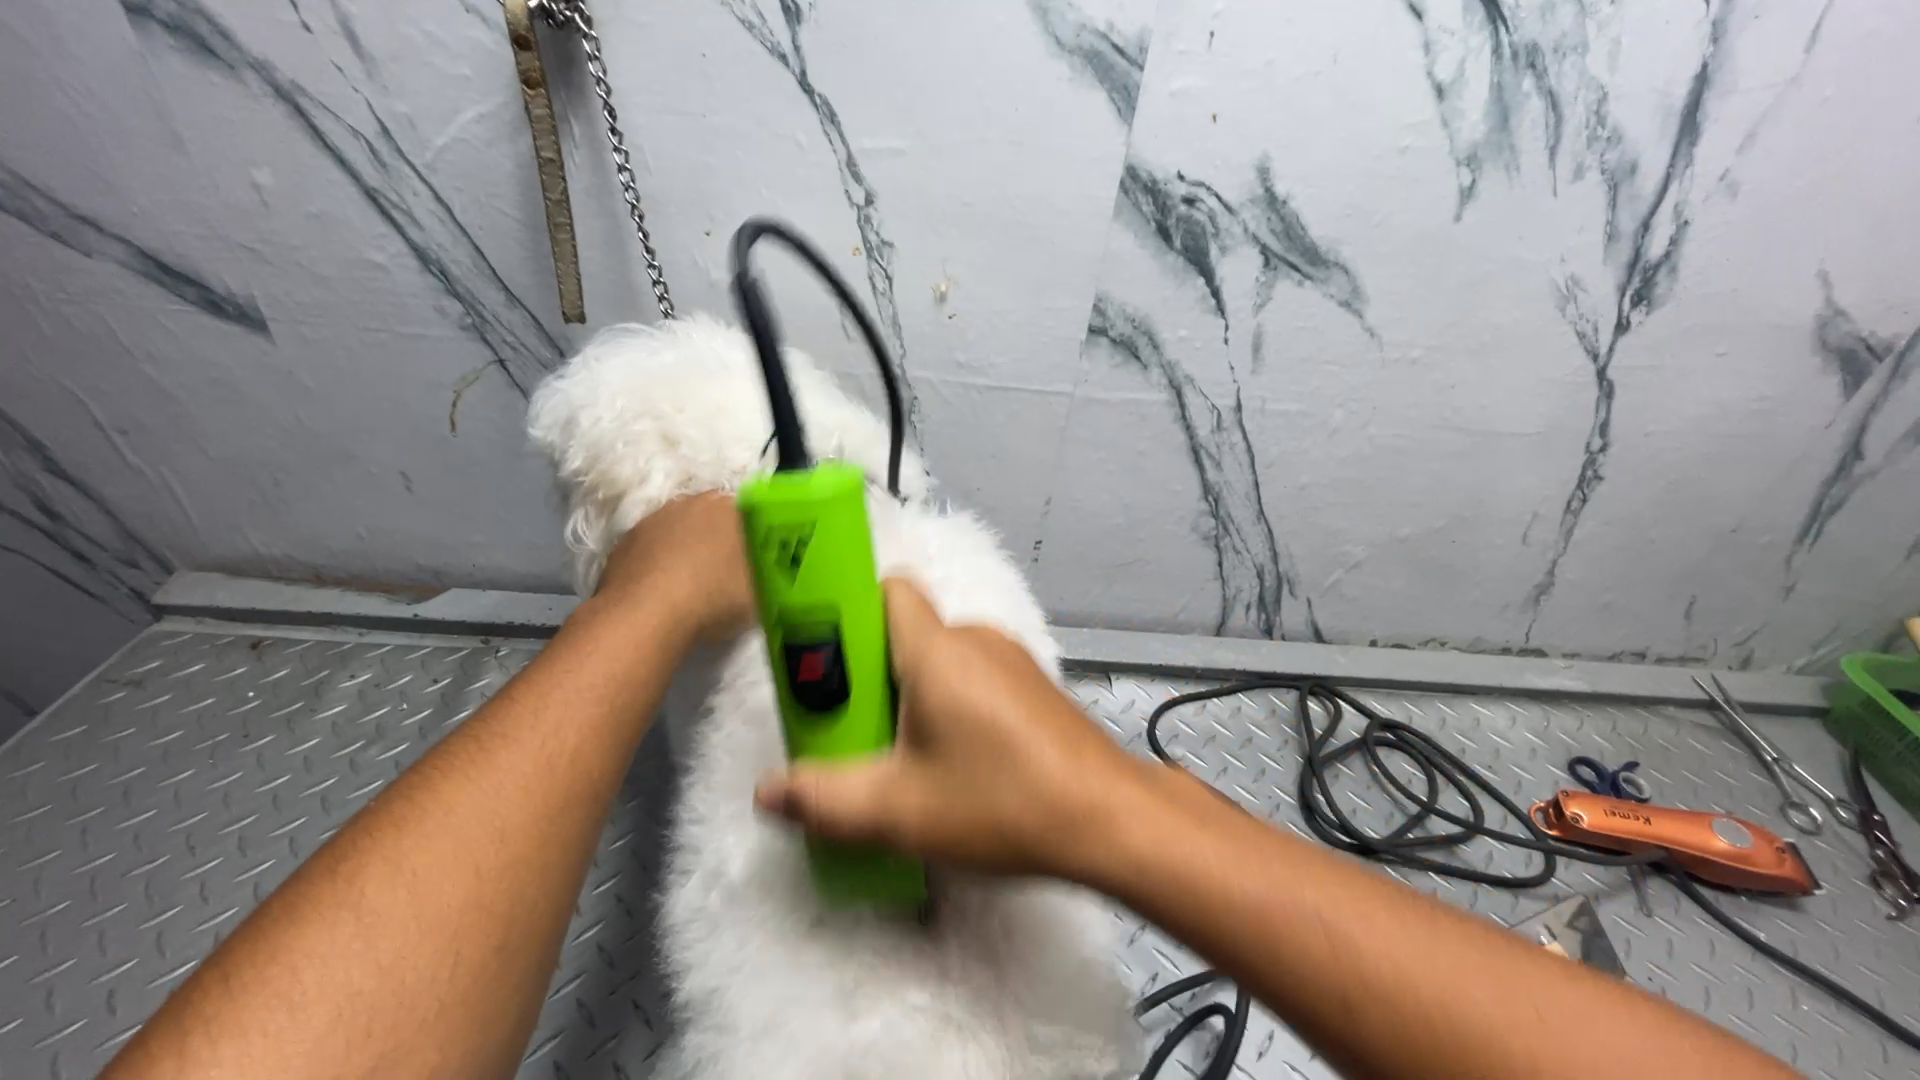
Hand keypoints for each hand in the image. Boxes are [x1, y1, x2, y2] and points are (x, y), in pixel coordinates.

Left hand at [591, 493, 754, 644]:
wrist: (645, 617)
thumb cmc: (712, 599)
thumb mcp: (759, 593)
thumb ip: (766, 574)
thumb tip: (767, 570)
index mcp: (728, 509)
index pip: (751, 512)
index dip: (754, 535)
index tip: (756, 558)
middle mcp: (690, 503)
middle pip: (711, 516)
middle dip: (719, 537)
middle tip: (726, 570)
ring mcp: (653, 519)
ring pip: (678, 529)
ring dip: (686, 547)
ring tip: (692, 582)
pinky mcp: (625, 540)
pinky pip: (652, 546)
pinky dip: (659, 561)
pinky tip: (662, 589)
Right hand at [753, 577, 1153, 877]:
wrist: (1109, 820)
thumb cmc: (1000, 801)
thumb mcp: (898, 811)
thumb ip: (825, 799)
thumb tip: (767, 792)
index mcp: (937, 648)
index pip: (887, 588)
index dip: (850, 614)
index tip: (830, 666)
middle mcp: (976, 638)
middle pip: (906, 633)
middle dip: (873, 675)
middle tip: (860, 734)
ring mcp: (1012, 661)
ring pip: (941, 660)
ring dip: (913, 697)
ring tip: (908, 762)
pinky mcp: (1035, 688)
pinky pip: (974, 679)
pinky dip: (951, 707)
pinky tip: (959, 766)